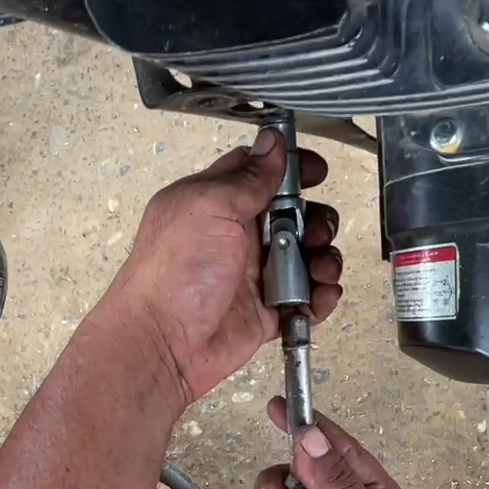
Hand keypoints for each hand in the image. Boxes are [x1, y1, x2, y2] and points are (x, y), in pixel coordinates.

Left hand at [95, 130, 343, 405]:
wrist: (164, 344)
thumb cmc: (173, 275)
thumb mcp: (209, 206)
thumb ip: (247, 177)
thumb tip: (271, 145)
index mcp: (217, 203)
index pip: (260, 173)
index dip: (292, 169)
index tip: (316, 171)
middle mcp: (236, 238)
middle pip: (294, 216)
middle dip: (315, 219)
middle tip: (312, 231)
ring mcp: (254, 277)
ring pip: (306, 257)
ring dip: (324, 258)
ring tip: (319, 268)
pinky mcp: (267, 313)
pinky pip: (306, 300)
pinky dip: (321, 297)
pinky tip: (318, 296)